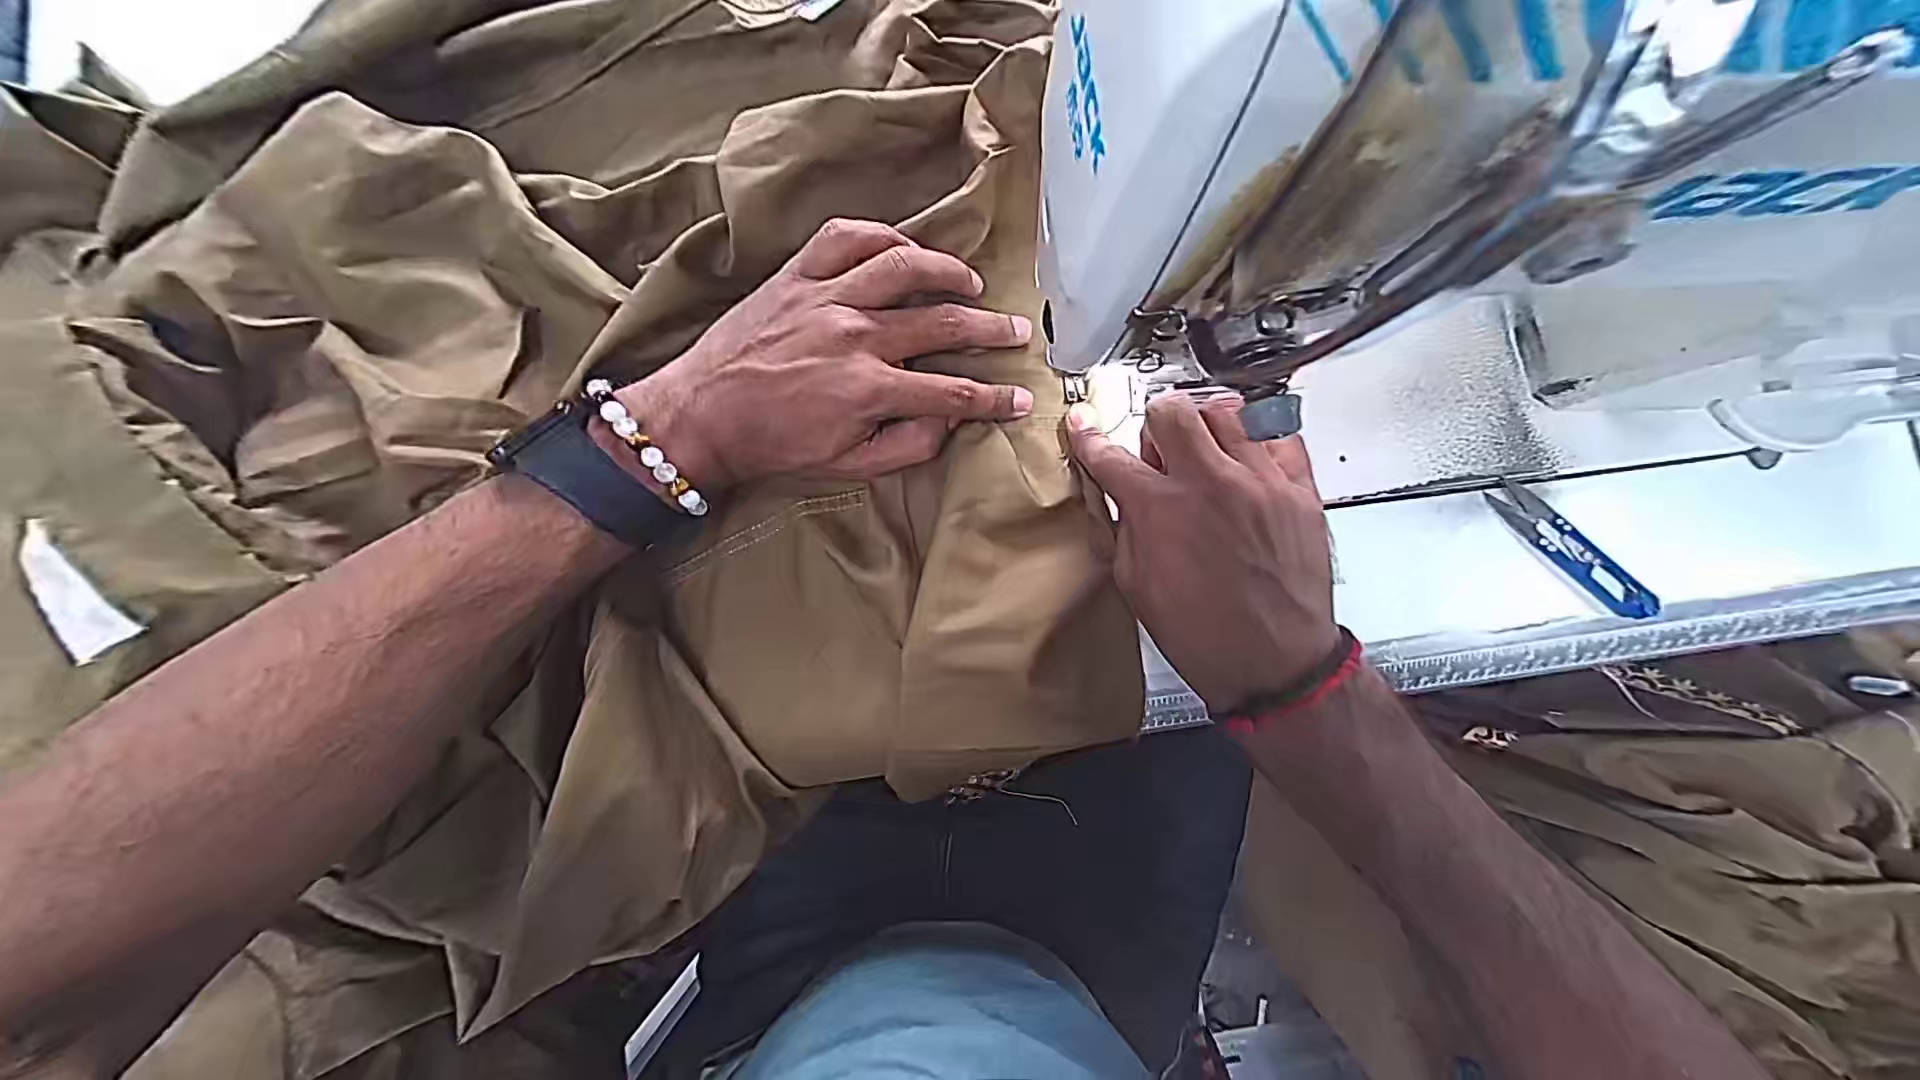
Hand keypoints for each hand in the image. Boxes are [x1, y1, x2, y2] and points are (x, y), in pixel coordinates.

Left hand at [607, 219, 1034, 492]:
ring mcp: (824, 298)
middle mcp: (854, 336)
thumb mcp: (848, 466)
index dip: (995, 398)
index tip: (1021, 399)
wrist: (703, 415)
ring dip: (947, 271)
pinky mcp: (796, 276)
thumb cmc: (776, 446)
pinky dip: (882, 236)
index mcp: (868, 390)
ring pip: (903, 267)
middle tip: (1016, 331)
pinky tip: (902, 249)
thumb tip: (948, 421)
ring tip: (971, 281)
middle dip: (990, 330)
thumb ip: (908, 446)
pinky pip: (846, 238)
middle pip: (942, 323)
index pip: (952, 392)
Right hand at [1066, 393, 1337, 712]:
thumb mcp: (1136, 585)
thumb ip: (1124, 528)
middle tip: (1158, 450)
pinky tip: (1247, 462)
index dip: (1089, 438)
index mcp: (1161, 510)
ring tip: (1204, 454)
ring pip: (1225, 410)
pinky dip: (1257, 440)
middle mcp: (1211, 485)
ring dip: (1204, 427)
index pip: (1110, 454)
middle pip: (1171, 411)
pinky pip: (1279, 434)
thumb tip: (1118, 496)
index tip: (1084, 428)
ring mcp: (1261, 483)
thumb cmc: (1206, 635)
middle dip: (1154, 425)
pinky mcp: (1301, 492)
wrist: (1274, 664)